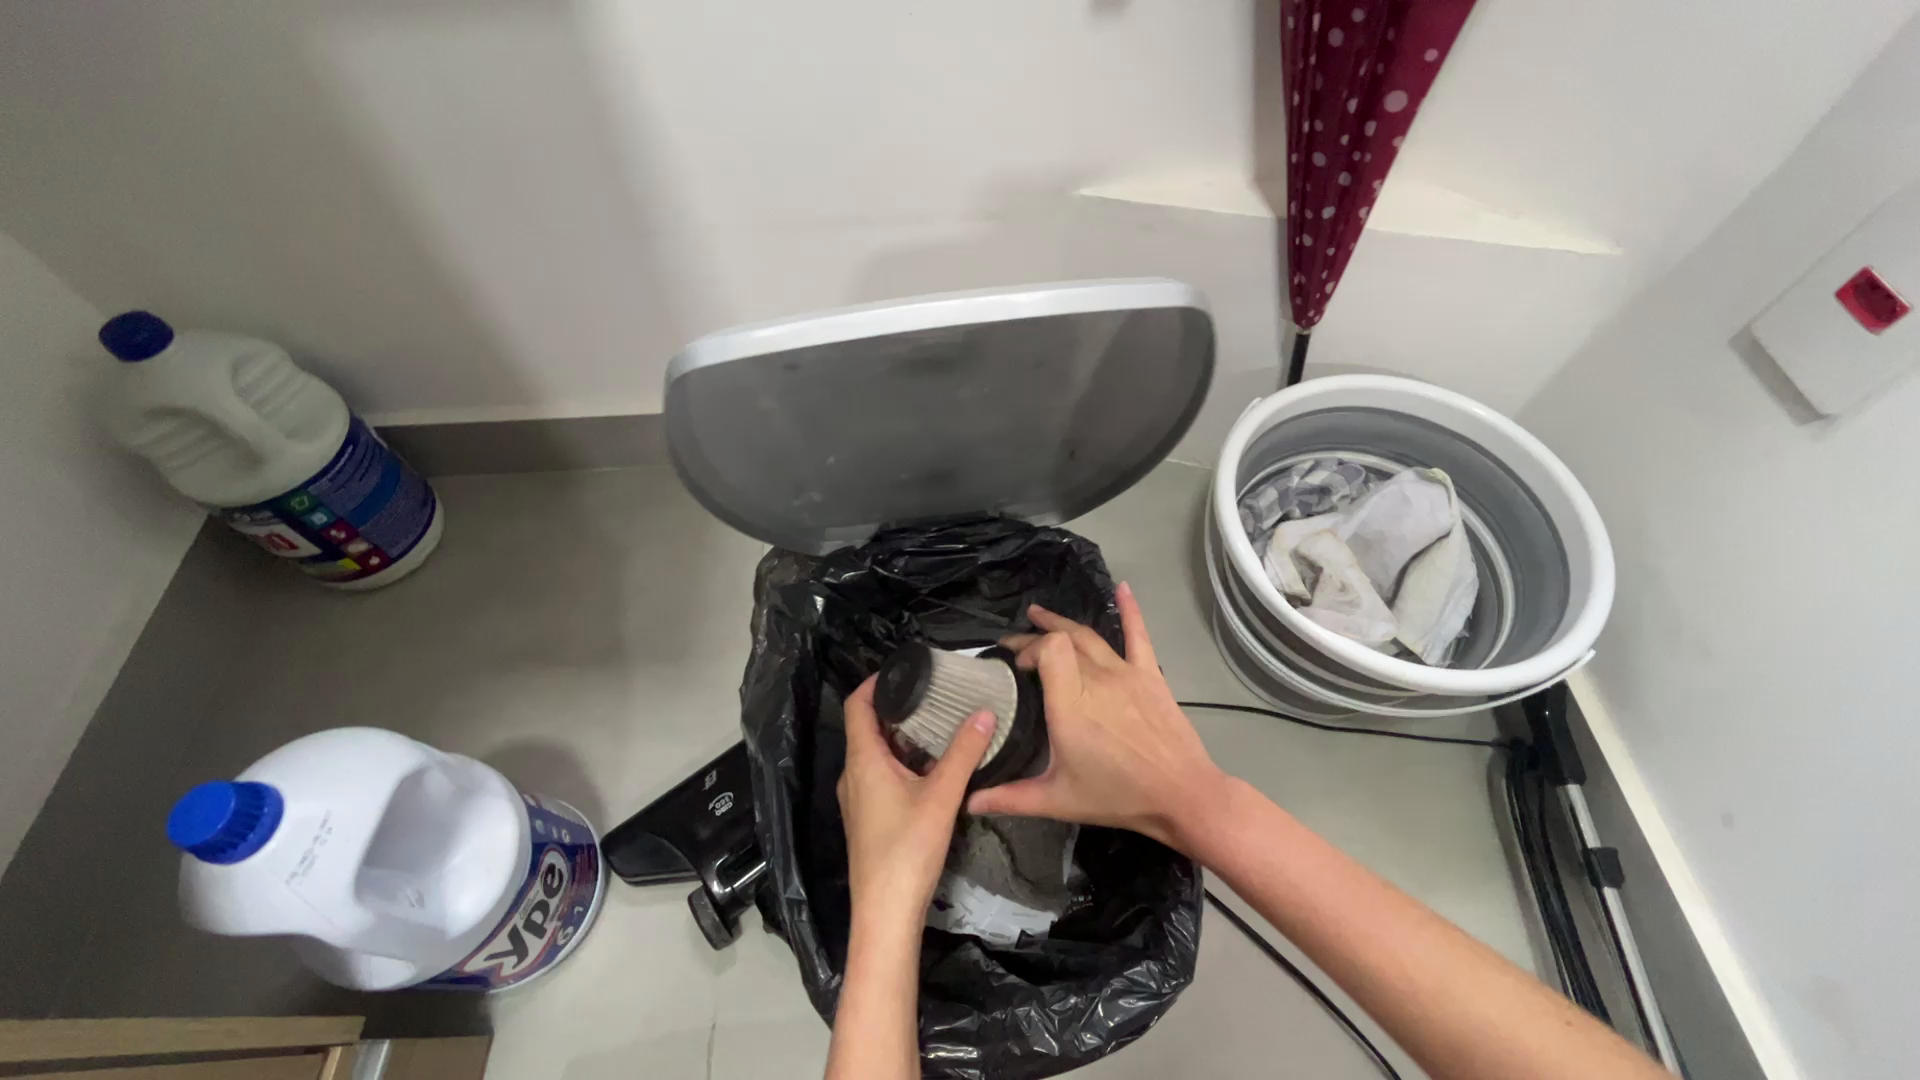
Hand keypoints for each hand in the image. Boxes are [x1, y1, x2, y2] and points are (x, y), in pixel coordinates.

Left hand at [837, 674, 996, 927]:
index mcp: (862, 760)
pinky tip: (930, 770)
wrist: (885, 913)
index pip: (856, 705)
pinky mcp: (867, 820)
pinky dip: (901, 763)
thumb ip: (963, 753)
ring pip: (875, 755)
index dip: (874, 683)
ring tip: (937, 726)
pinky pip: (879, 777)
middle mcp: (853, 775)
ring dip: (901, 738)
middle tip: (932, 695)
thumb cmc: (907, 848)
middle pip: (867, 728)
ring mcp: (857, 800)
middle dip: (896, 709)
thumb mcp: (942, 796)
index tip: (903, 670)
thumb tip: (985, 712)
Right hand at [967, 582, 1227, 851]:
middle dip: (1035, 637)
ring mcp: (1126, 674)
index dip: (1028, 649)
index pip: (1047, 651)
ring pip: (1090, 636)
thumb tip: (968, 802)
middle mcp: (1096, 680)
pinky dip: (1130, 609)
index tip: (1016, 666)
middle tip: (1016, 642)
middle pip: (1063, 640)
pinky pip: (1138, 636)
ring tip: (1041, 614)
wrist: (1182, 795)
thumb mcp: (1057, 801)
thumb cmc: (1117, 797)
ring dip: (1063, 623)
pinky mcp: (1151, 676)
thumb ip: (1010, 798)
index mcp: (1071, 704)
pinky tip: (1123, 587)